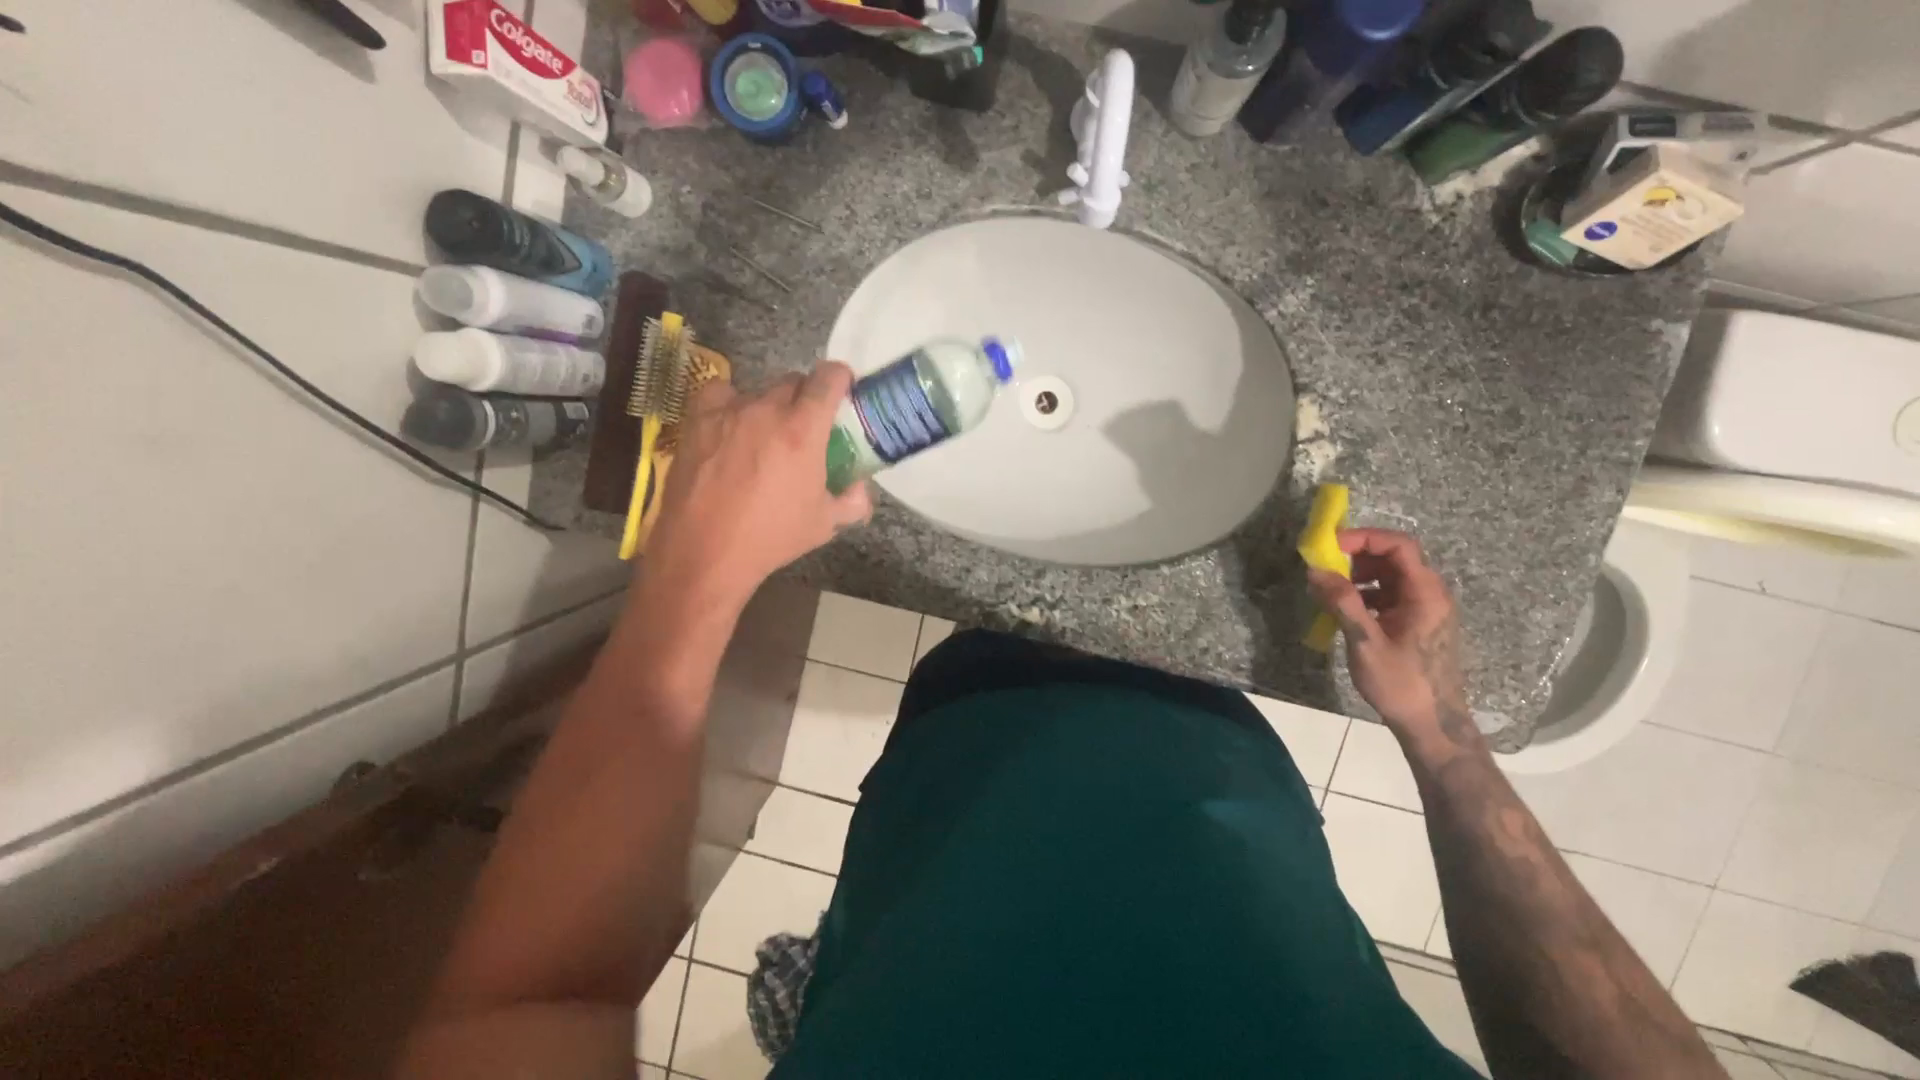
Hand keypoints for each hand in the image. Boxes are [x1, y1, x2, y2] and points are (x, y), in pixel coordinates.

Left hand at [641, 363, 871, 612]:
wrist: (705, 551)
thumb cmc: (770, 537)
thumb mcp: (823, 524)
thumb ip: (852, 502)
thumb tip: (860, 489)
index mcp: (804, 430)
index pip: (828, 378)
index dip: (840, 378)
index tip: (842, 390)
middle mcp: (767, 410)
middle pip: (793, 382)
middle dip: (804, 398)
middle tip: (804, 426)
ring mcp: (729, 412)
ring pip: (758, 391)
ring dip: (768, 406)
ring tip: (763, 435)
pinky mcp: (697, 420)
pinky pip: (720, 394)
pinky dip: (729, 403)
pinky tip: (729, 425)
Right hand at [1307, 529, 1471, 741]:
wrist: (1432, 725)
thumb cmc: (1402, 684)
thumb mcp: (1366, 642)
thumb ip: (1342, 603)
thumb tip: (1316, 571)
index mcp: (1426, 593)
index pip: (1399, 546)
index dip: (1364, 539)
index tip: (1330, 547)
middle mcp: (1431, 595)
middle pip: (1395, 558)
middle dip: (1357, 557)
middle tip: (1326, 569)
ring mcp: (1426, 610)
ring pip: (1392, 577)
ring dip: (1360, 577)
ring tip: (1331, 592)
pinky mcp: (1419, 625)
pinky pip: (1392, 596)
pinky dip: (1367, 595)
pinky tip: (1347, 613)